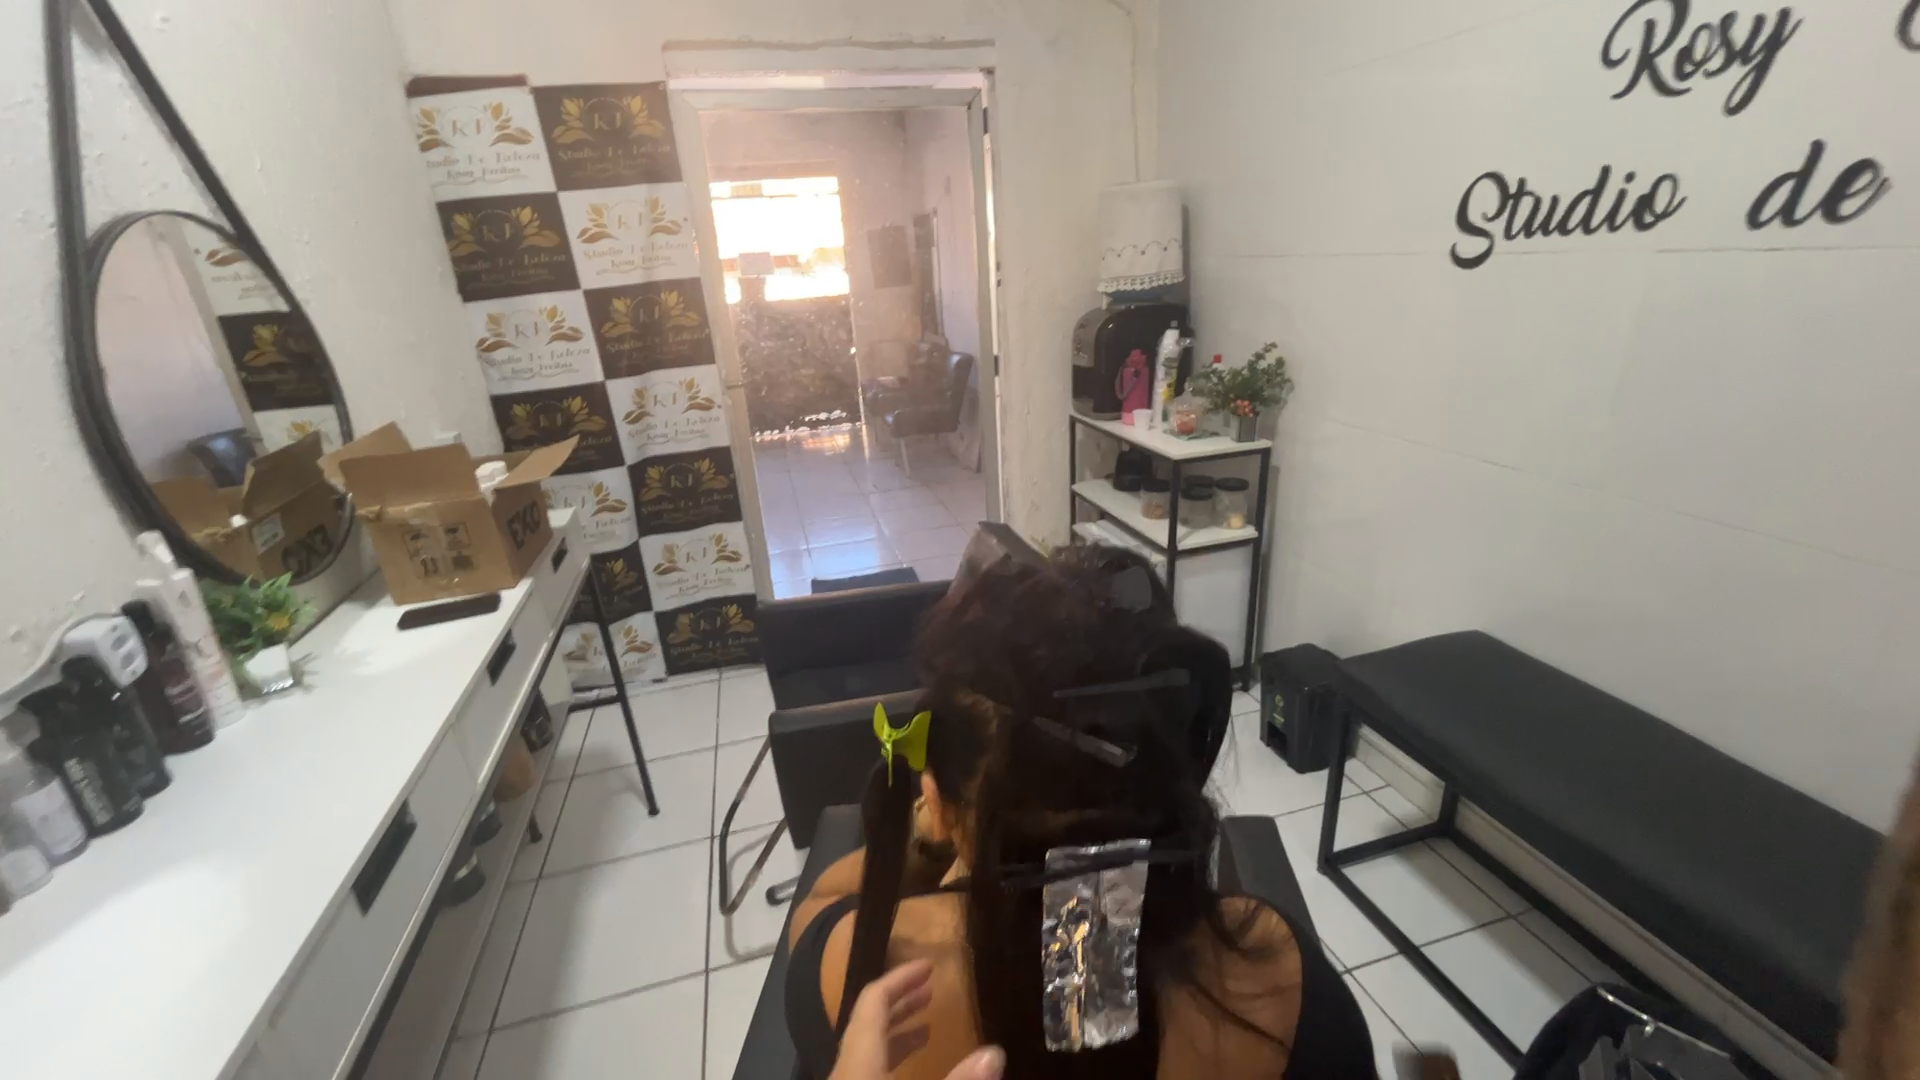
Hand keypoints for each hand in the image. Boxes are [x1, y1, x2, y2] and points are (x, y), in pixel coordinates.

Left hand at [828, 959, 1004, 1079]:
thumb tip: (996, 1052)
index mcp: (858, 1057)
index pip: (874, 999)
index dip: (901, 977)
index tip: (930, 964)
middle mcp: (845, 1066)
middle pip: (868, 1018)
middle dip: (901, 997)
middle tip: (932, 984)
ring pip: (866, 1044)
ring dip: (896, 1028)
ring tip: (928, 1023)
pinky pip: (865, 1064)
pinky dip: (888, 1053)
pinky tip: (911, 1065)